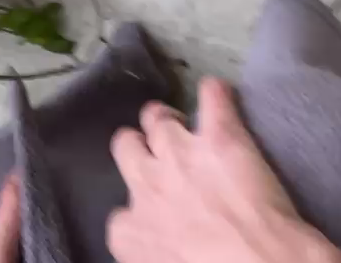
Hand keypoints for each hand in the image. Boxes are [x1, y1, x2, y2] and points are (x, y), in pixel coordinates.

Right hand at [108, 78, 340, 262]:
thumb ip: (153, 252)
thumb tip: (165, 247)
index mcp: (133, 234)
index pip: (121, 218)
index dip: (139, 212)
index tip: (155, 217)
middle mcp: (148, 186)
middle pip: (127, 146)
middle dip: (139, 145)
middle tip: (161, 156)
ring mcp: (181, 154)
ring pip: (158, 118)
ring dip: (168, 120)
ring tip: (183, 124)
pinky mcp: (220, 136)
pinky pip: (212, 98)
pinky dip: (216, 93)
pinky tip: (218, 92)